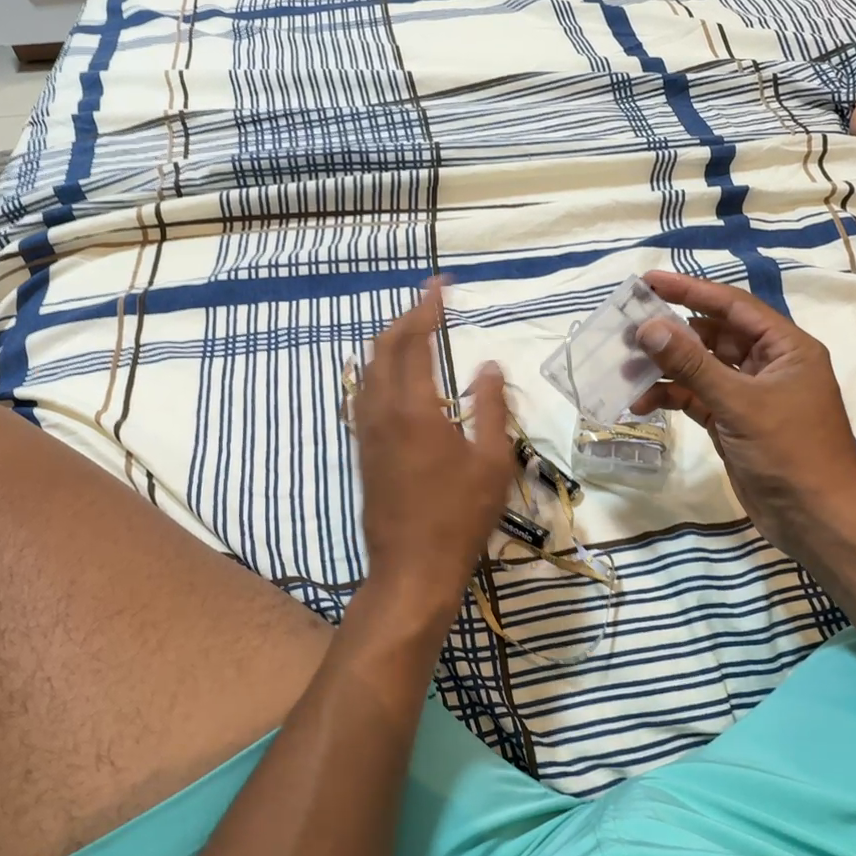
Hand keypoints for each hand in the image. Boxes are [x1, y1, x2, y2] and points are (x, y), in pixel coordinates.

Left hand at [354, 279, 516, 623]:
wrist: (412, 568)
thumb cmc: (459, 516)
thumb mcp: (491, 462)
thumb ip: (492, 409)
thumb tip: (489, 367)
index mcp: (414, 408)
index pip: (414, 341)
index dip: (426, 309)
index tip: (441, 287)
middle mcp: (381, 411)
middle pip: (382, 348)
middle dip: (403, 319)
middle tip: (429, 304)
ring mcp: (367, 432)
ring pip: (367, 371)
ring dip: (387, 344)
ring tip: (413, 333)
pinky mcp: (364, 451)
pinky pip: (364, 395)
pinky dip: (377, 372)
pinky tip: (393, 378)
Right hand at [631, 271, 855, 553]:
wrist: (816, 519)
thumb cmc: (789, 451)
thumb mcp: (739, 403)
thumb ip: (692, 364)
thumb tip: (648, 327)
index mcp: (786, 347)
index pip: (732, 306)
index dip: (690, 290)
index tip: (648, 281)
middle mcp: (768, 365)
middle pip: (713, 335)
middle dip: (671, 332)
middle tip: (627, 328)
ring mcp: (749, 395)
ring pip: (701, 368)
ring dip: (666, 368)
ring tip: (625, 369)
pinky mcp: (733, 422)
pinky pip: (697, 398)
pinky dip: (671, 398)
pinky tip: (642, 403)